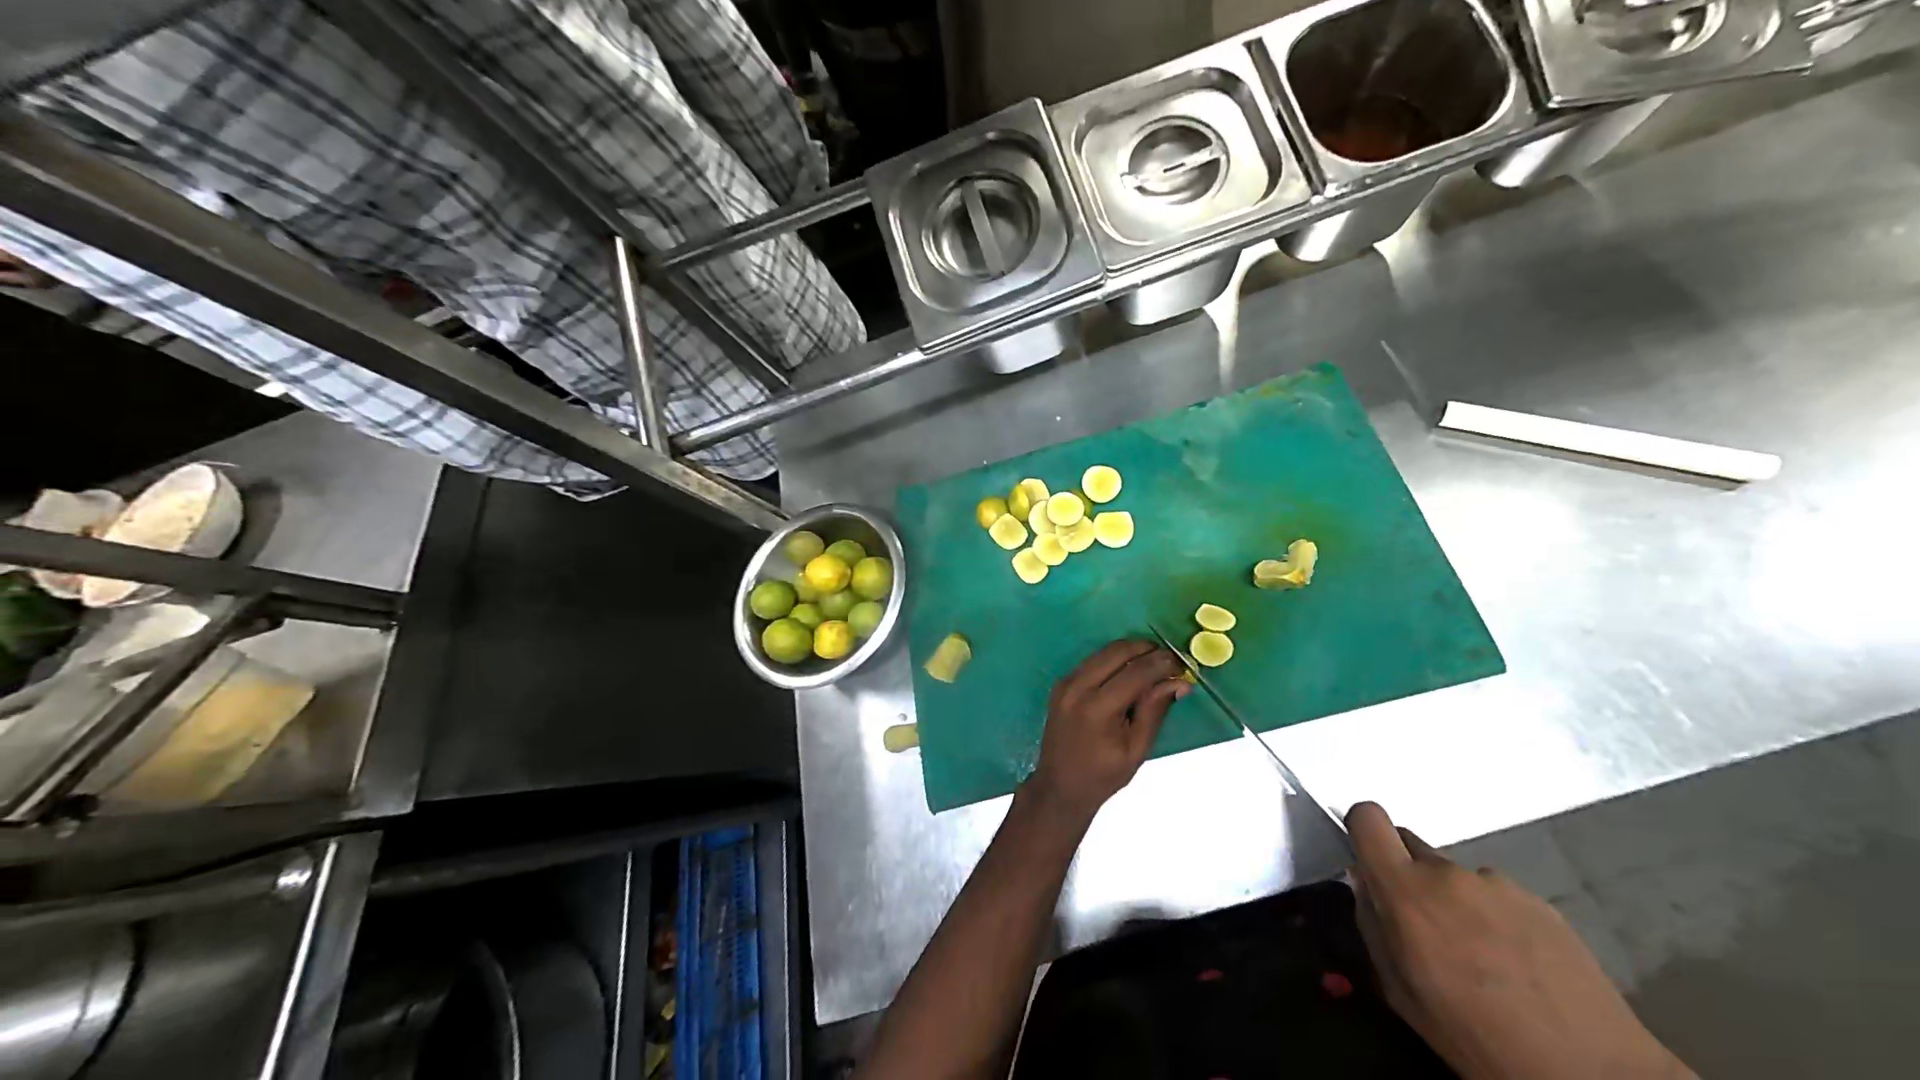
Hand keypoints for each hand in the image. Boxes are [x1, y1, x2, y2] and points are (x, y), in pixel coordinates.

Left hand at [1025, 640, 1187, 817]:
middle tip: (1169, 660)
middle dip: (1147, 649)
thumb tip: (1179, 681)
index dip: (1162, 663)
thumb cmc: (1102, 775)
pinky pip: (1091, 661)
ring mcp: (1066, 683)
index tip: (1182, 664)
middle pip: (1117, 651)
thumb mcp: (1136, 748)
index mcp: (1097, 708)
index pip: (1136, 672)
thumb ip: (1154, 710)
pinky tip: (1129, 672)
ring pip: (1103, 652)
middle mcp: (1078, 688)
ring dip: (1130, 651)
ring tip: (1153, 664)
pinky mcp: (1061, 684)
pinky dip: (1113, 660)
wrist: (1059, 785)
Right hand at [1346, 802, 1695, 1079]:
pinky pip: (1497, 896)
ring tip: (1481, 956)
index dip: (1362, 829)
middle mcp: (1449, 874)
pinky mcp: (1541, 902)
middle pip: (1412, 848)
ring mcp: (1499, 885)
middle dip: (1409, 877)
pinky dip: (1495, 918)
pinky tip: (1515, 963)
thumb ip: (1372, 925)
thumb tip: (1365, 885)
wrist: (1591, 1073)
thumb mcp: (1400, 991)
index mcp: (1406, 891)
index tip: (1369, 858)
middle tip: (1427, 928)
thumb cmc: (1475, 1036)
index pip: (1369, 819)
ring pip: (1456, 877)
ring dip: (1455, 901)